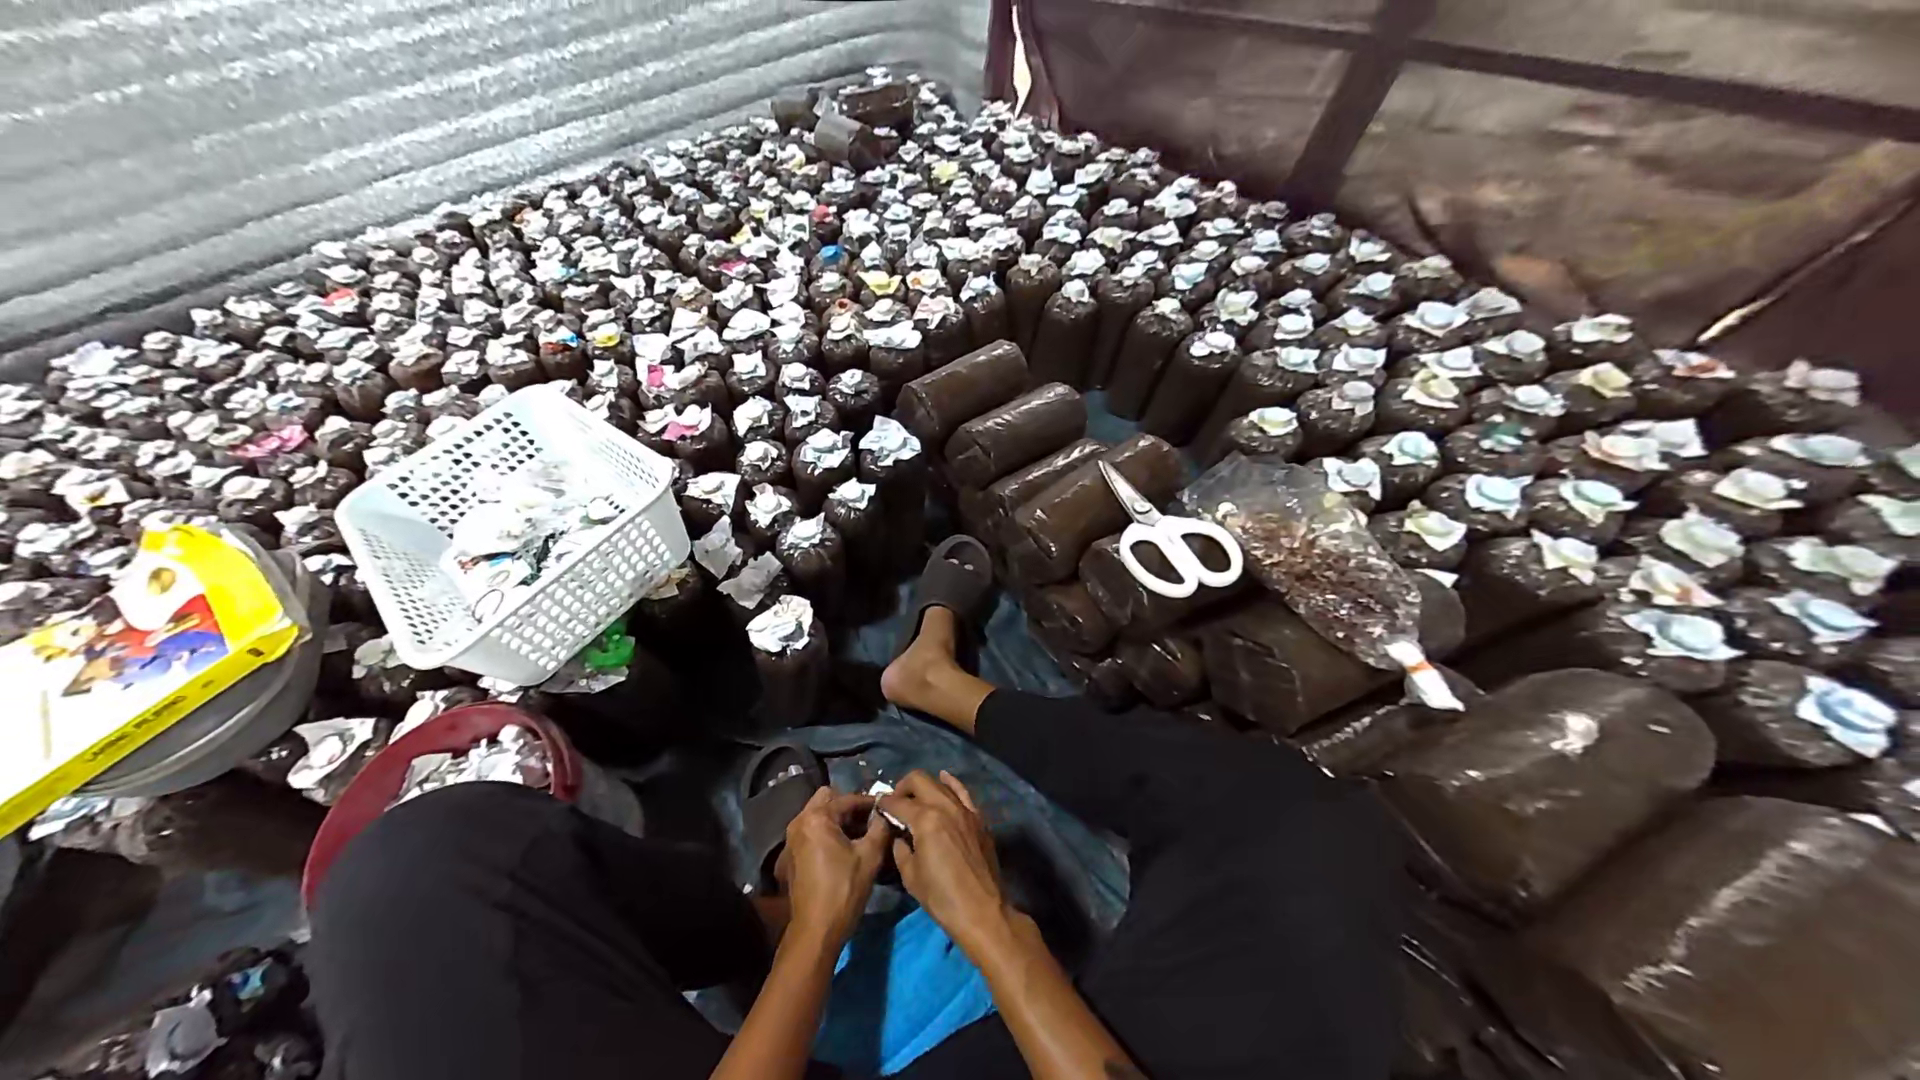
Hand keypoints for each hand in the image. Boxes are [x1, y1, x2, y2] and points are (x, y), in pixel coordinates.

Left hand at [775, 787, 892, 947]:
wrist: (816, 930)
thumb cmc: (844, 889)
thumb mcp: (870, 855)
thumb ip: (880, 826)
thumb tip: (885, 812)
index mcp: (816, 817)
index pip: (848, 799)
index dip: (871, 803)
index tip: (888, 808)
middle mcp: (799, 821)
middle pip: (828, 800)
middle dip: (850, 807)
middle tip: (870, 820)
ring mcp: (792, 838)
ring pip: (820, 815)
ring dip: (840, 819)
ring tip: (863, 833)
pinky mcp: (792, 854)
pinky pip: (813, 830)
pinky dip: (829, 832)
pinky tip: (847, 847)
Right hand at [876, 771, 1010, 952]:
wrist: (981, 910)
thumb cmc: (941, 897)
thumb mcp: (910, 875)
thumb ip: (900, 848)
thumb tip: (898, 835)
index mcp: (925, 819)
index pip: (898, 803)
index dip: (884, 805)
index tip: (878, 809)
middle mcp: (945, 806)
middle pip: (919, 781)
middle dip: (903, 788)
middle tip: (896, 804)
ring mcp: (965, 810)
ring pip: (940, 784)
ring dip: (924, 787)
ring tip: (916, 799)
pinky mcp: (978, 818)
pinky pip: (963, 793)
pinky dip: (951, 783)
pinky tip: (944, 778)